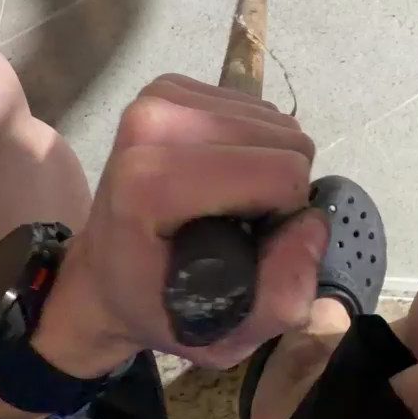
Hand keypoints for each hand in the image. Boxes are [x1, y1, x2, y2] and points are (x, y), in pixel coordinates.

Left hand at [32, 75, 328, 375]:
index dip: (284, 217)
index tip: (248, 245)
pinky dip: (251, 145)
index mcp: (151, 181)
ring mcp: (159, 96)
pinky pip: (255, 108)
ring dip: (268, 164)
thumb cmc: (159, 306)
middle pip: (285, 138)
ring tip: (228, 201)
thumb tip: (312, 223)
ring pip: (276, 119)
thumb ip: (282, 294)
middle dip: (279, 187)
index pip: (281, 173)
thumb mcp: (224, 333)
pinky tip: (220, 174)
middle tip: (239, 223)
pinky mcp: (171, 85)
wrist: (104, 272)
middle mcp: (151, 121)